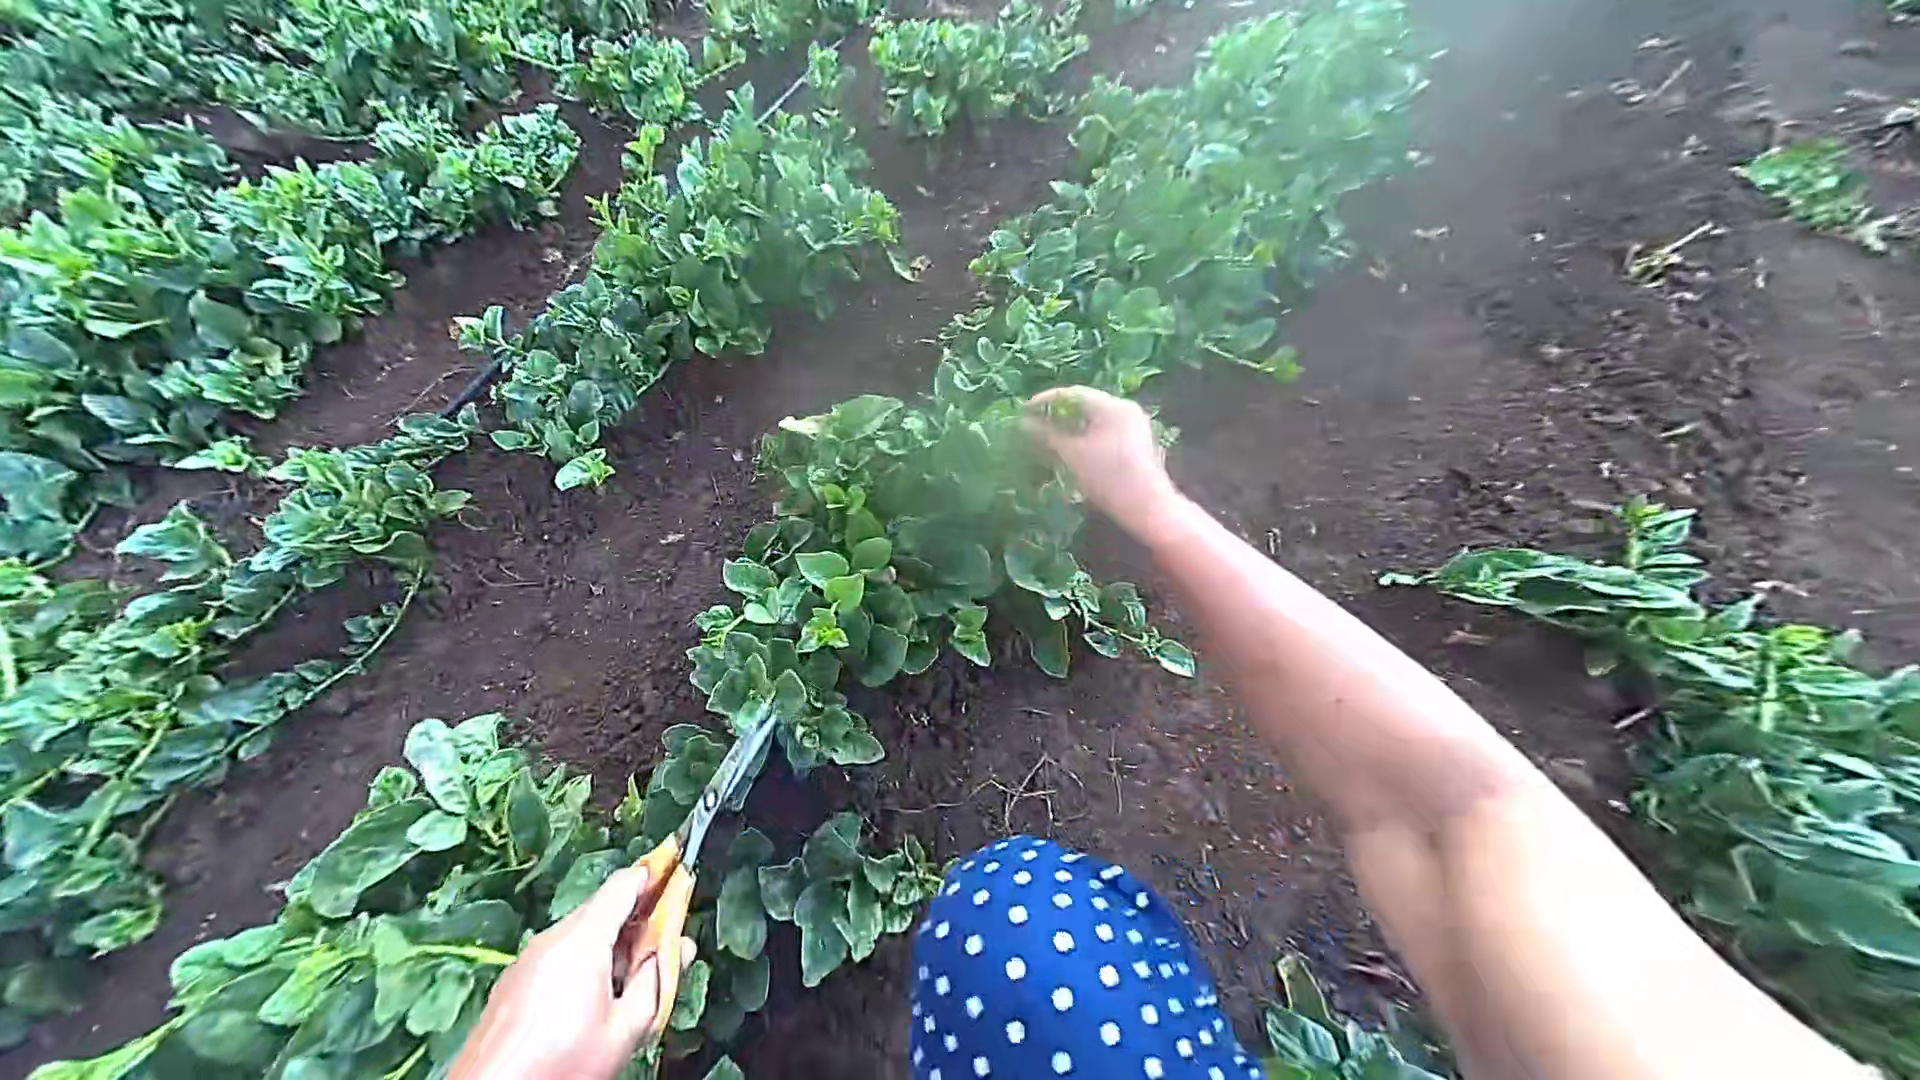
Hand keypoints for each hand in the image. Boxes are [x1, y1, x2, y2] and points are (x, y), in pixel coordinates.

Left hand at [448, 864, 695, 1079]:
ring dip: (613, 943)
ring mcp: (527, 961)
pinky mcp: (512, 984)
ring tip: (630, 983)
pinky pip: (560, 954)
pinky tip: (594, 1001)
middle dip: (639, 920)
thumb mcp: (624, 1030)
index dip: (658, 874)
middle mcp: (551, 939)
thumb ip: (658, 980)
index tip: (680, 876)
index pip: (626, 882)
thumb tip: (679, 949)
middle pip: (606, 907)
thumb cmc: (554, 1071)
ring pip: (584, 932)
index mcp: (581, 939)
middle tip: (663, 946)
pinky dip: (585, 961)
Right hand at [1023, 386, 1178, 538]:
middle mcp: (1126, 409)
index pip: (1073, 394)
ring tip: (1049, 436)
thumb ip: (1047, 435)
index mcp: (1112, 406)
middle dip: (1058, 413)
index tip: (1024, 411)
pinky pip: (1106, 431)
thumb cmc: (1108, 478)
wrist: (1148, 508)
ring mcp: (1135, 426)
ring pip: (1096, 419)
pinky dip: (1086, 435)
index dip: (1045, 400)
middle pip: (1086, 404)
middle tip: (1034, 423)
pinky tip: (1072, 449)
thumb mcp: (1072, 455)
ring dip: (1071, 426)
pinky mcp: (1138, 444)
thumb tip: (1025, 423)